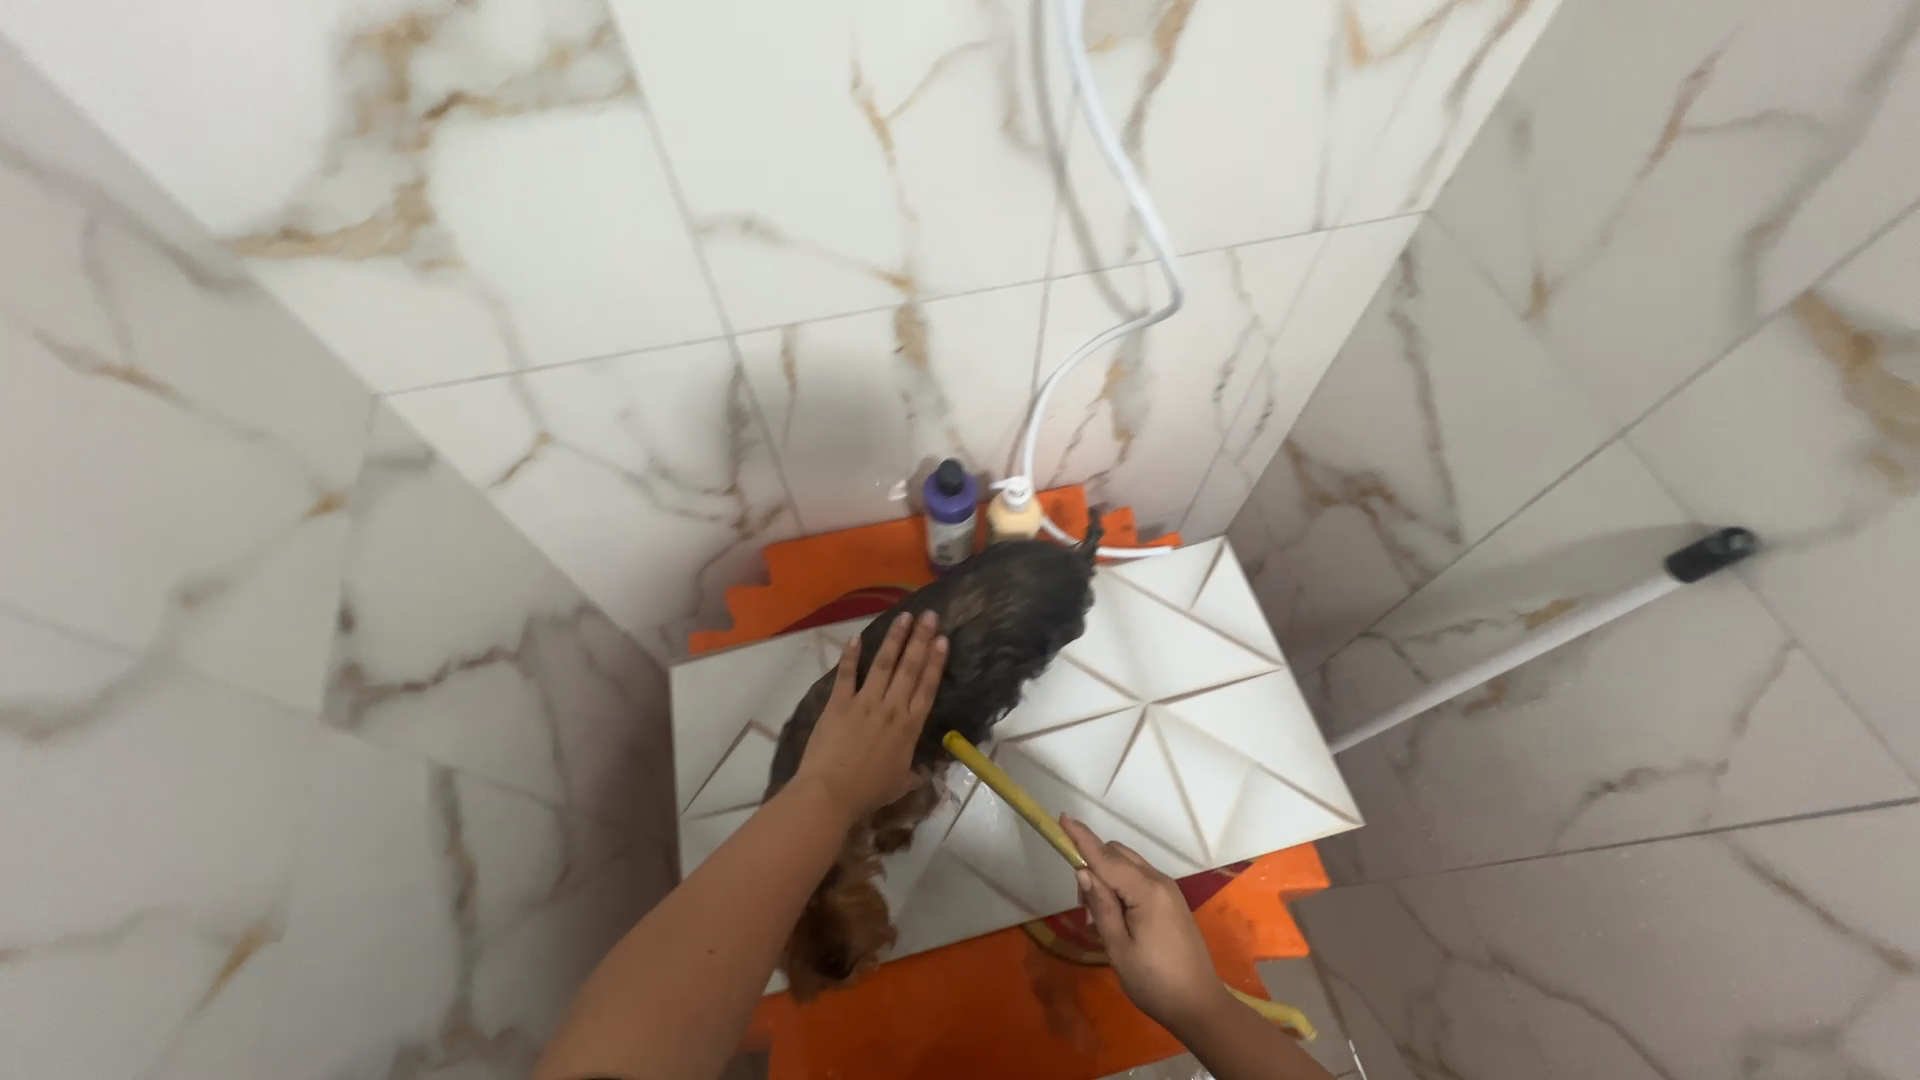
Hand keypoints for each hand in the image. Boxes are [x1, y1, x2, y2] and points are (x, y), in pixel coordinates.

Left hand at [791, 611, 947, 821]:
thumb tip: (925, 772)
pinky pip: (846, 674)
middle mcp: (891, 708)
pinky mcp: (839, 703)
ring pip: (883, 663)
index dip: (935, 662)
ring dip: (894, 638)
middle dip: (920, 639)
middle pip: (909, 667)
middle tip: (929, 615)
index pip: (926, 687)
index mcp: (909, 727)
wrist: (831, 793)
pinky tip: (856, 637)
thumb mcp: (899, 785)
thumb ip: (914, 773)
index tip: (942, 639)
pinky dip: (850, 655)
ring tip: (903, 616)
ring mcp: (864, 702)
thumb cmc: (868, 792)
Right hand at [1062, 814, 1230, 1031]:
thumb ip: (1101, 906)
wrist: (1200, 1006)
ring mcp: (1168, 889)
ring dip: (1106, 874)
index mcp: (1146, 891)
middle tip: (1082, 903)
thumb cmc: (1155, 982)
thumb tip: (1083, 871)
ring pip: (1128, 863)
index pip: (1106, 857)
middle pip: (1117, 853)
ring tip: (1098, 914)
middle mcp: (1159, 881)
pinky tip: (1116, 914)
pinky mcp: (1171, 900)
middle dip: (1093, 863)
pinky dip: (1121, 883)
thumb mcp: (1119, 948)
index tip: (1062, 817)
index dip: (1082, 838)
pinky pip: (1139, 877)